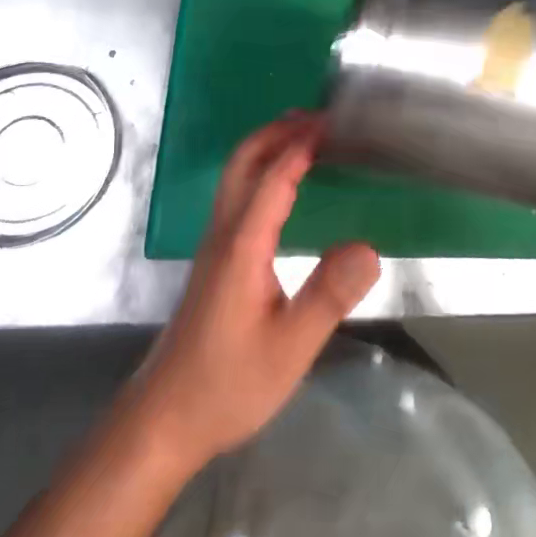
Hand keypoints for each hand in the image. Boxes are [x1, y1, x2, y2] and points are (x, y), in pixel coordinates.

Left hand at [125, 112, 380, 468]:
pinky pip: (239, 196)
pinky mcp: (217, 262)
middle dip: (278, 131)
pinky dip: (264, 172)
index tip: (335, 122)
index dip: (302, 145)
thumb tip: (370, 248)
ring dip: (268, 147)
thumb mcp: (290, 348)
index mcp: (241, 246)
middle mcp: (223, 235)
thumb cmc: (227, 385)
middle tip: (320, 117)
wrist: (165, 419)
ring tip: (308, 138)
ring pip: (236, 177)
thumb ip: (329, 296)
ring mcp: (215, 247)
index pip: (272, 178)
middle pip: (243, 162)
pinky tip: (287, 188)